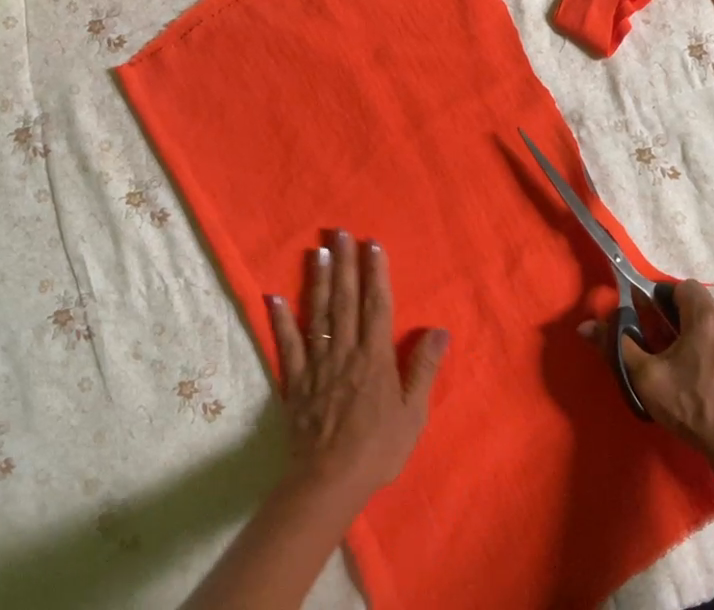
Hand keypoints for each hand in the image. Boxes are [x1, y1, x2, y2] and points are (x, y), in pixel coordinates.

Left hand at [267, 230, 449, 505]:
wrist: (330, 481)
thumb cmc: (379, 449)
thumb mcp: (413, 412)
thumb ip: (424, 368)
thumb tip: (439, 329)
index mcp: (376, 358)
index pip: (377, 306)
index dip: (375, 273)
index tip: (372, 244)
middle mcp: (346, 352)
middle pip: (345, 301)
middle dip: (344, 264)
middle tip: (340, 232)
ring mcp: (317, 365)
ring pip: (318, 315)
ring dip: (317, 281)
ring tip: (316, 251)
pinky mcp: (294, 382)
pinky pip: (287, 346)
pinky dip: (281, 321)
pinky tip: (274, 297)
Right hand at [588, 282, 713, 465]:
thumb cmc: (695, 409)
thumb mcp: (648, 380)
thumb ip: (618, 346)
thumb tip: (586, 326)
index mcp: (706, 317)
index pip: (685, 287)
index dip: (668, 300)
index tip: (660, 324)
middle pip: (707, 307)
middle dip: (690, 322)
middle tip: (677, 354)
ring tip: (705, 372)